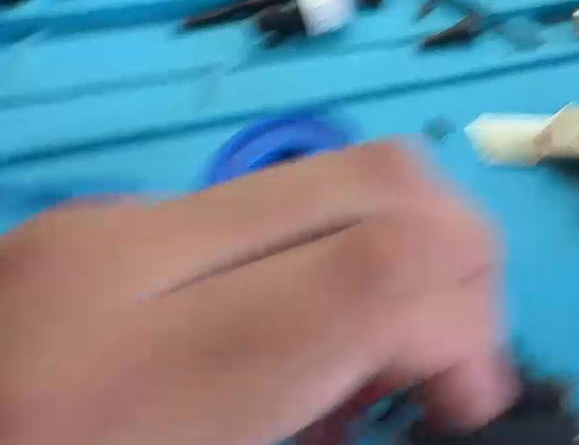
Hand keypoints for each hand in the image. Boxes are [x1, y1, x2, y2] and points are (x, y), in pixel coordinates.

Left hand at [0, 142, 517, 444]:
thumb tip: (403, 407)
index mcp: (111, 382)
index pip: (373, 267)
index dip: (466, 321)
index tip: (472, 400)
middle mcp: (125, 256)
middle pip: (386, 183)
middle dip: (464, 261)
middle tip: (454, 363)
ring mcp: (112, 218)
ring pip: (350, 171)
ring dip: (415, 247)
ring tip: (392, 349)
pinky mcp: (106, 215)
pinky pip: (289, 199)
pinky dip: (348, 250)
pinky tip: (310, 337)